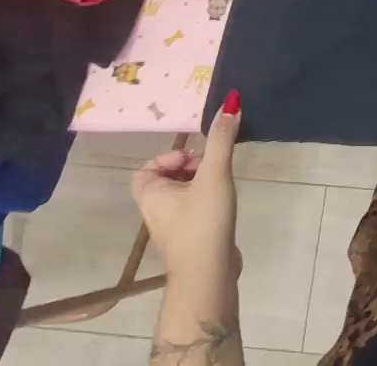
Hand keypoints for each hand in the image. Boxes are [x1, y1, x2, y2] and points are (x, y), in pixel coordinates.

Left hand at [131, 89, 242, 273]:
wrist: (209, 275)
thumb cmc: (203, 220)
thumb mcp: (214, 173)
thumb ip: (222, 138)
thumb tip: (231, 100)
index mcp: (150, 195)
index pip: (146, 169)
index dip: (169, 158)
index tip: (195, 158)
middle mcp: (155, 212)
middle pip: (165, 180)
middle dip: (189, 168)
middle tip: (210, 168)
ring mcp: (172, 230)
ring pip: (180, 197)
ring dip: (199, 185)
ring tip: (221, 184)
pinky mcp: (189, 241)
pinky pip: (192, 213)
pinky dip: (205, 204)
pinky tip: (225, 206)